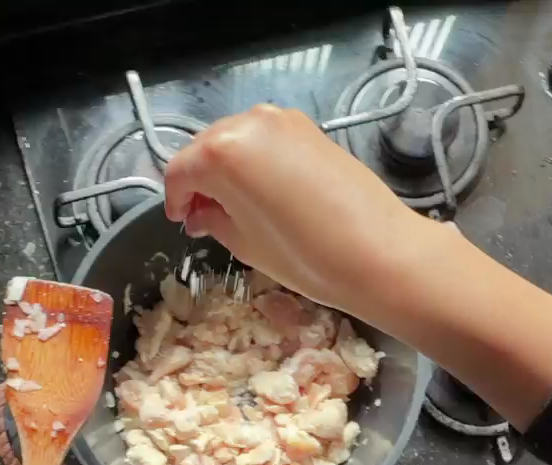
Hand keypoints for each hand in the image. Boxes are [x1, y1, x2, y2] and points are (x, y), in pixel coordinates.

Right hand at [162, 104, 434, 317]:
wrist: (377, 253)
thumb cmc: (306, 257)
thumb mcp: (246, 244)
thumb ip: (214, 220)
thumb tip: (200, 213)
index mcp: (223, 153)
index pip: (180, 171)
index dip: (174, 200)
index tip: (181, 222)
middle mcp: (248, 123)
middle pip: (204, 149)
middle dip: (199, 182)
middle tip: (203, 219)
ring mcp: (282, 120)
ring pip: (235, 142)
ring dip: (225, 172)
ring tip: (234, 211)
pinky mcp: (308, 128)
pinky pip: (264, 141)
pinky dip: (254, 163)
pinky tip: (263, 196)